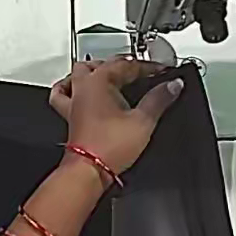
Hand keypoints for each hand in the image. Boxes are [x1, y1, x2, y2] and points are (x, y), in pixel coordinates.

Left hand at [48, 58, 182, 173]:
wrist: (88, 171)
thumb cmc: (109, 147)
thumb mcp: (143, 121)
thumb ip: (159, 99)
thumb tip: (172, 86)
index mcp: (98, 81)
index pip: (126, 65)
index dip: (146, 67)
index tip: (160, 70)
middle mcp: (82, 87)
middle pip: (102, 64)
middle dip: (122, 65)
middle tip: (141, 71)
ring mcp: (74, 101)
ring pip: (79, 74)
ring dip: (95, 71)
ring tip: (110, 74)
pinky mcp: (70, 116)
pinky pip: (63, 94)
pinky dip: (70, 88)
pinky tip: (78, 91)